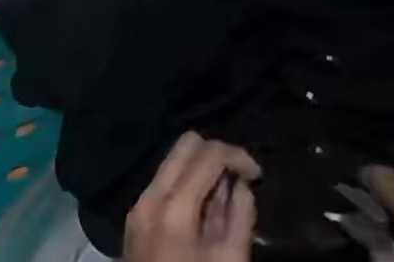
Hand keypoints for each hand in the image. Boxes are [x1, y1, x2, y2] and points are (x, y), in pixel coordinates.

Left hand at [125, 132, 260, 261]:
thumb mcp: (230, 261)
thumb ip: (241, 214)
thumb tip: (242, 184)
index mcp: (174, 208)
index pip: (210, 153)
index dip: (240, 155)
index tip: (257, 174)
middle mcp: (150, 197)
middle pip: (188, 144)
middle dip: (218, 152)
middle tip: (239, 176)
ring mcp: (138, 207)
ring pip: (175, 159)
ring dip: (203, 166)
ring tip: (224, 195)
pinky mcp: (136, 219)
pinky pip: (166, 181)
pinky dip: (188, 181)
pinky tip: (205, 209)